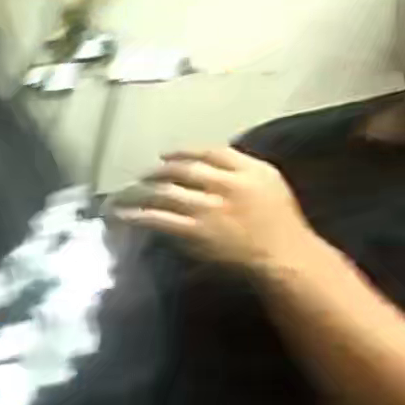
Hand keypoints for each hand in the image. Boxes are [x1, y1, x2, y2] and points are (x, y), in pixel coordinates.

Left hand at [116, 146, 325, 274]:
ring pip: (163, 192)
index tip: (163, 155)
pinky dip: (134, 215)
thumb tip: (202, 164)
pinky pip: (156, 218)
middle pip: (181, 171)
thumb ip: (238, 172)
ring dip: (136, 193)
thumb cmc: (276, 220)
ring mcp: (210, 208)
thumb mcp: (267, 185)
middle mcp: (230, 185)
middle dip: (154, 173)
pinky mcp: (195, 230)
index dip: (182, 152)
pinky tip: (121, 215)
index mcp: (253, 171)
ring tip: (122, 196)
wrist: (283, 252)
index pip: (212, 152)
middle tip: (138, 178)